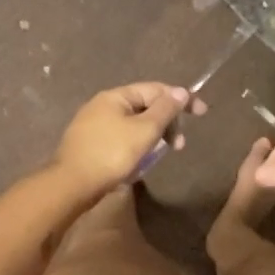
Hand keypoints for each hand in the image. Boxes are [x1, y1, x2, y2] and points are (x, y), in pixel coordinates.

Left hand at [53, 82, 207, 195]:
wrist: (72, 184)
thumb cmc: (111, 153)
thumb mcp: (145, 130)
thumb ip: (165, 109)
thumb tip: (181, 91)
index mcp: (116, 97)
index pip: (155, 89)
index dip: (181, 99)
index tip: (202, 113)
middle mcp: (103, 106)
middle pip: (145, 106)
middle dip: (167, 122)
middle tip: (179, 144)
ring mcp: (95, 125)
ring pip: (135, 124)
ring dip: (154, 136)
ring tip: (163, 154)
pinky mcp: (92, 144)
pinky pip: (123, 138)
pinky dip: (139, 144)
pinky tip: (142, 160)